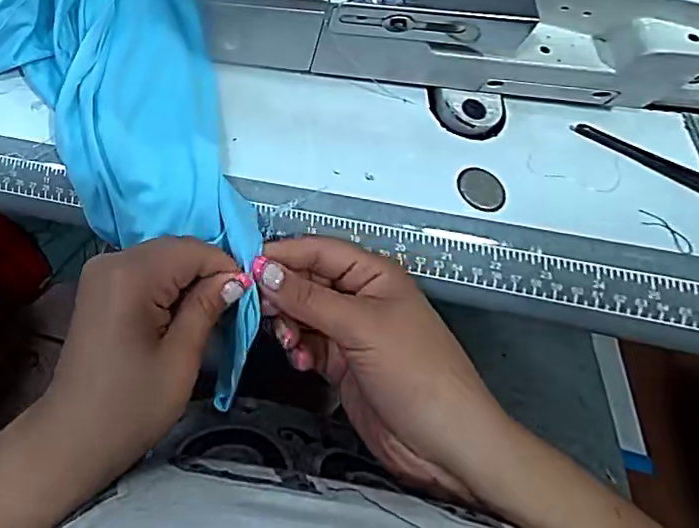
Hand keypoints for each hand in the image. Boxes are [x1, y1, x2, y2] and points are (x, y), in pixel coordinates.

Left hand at [40, 236, 244, 478]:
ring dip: (188, 277)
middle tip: (233, 304)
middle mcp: (112, 259)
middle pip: (174, 249)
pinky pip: (144, 268)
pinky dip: (166, 283)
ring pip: (161, 256)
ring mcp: (101, 268)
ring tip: (210, 310)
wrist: (71, 440)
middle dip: (206, 271)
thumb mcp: (179, 361)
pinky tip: (179, 310)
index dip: (224, 267)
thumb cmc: (129, 408)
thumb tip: (236, 278)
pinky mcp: (98, 283)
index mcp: (130, 273)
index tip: (248, 295)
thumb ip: (206, 309)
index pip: (191, 249)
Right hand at [256, 236, 509, 503]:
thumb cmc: (425, 378)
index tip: (250, 264)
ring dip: (288, 324)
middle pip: (306, 280)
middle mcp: (360, 296)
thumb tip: (268, 271)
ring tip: (288, 340)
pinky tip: (301, 359)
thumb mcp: (361, 327)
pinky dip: (297, 348)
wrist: (448, 449)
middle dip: (282, 293)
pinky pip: (306, 342)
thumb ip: (310, 298)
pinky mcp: (342, 361)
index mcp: (373, 273)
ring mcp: (351, 330)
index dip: (283, 255)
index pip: (318, 250)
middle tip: (259, 305)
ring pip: (302, 312)